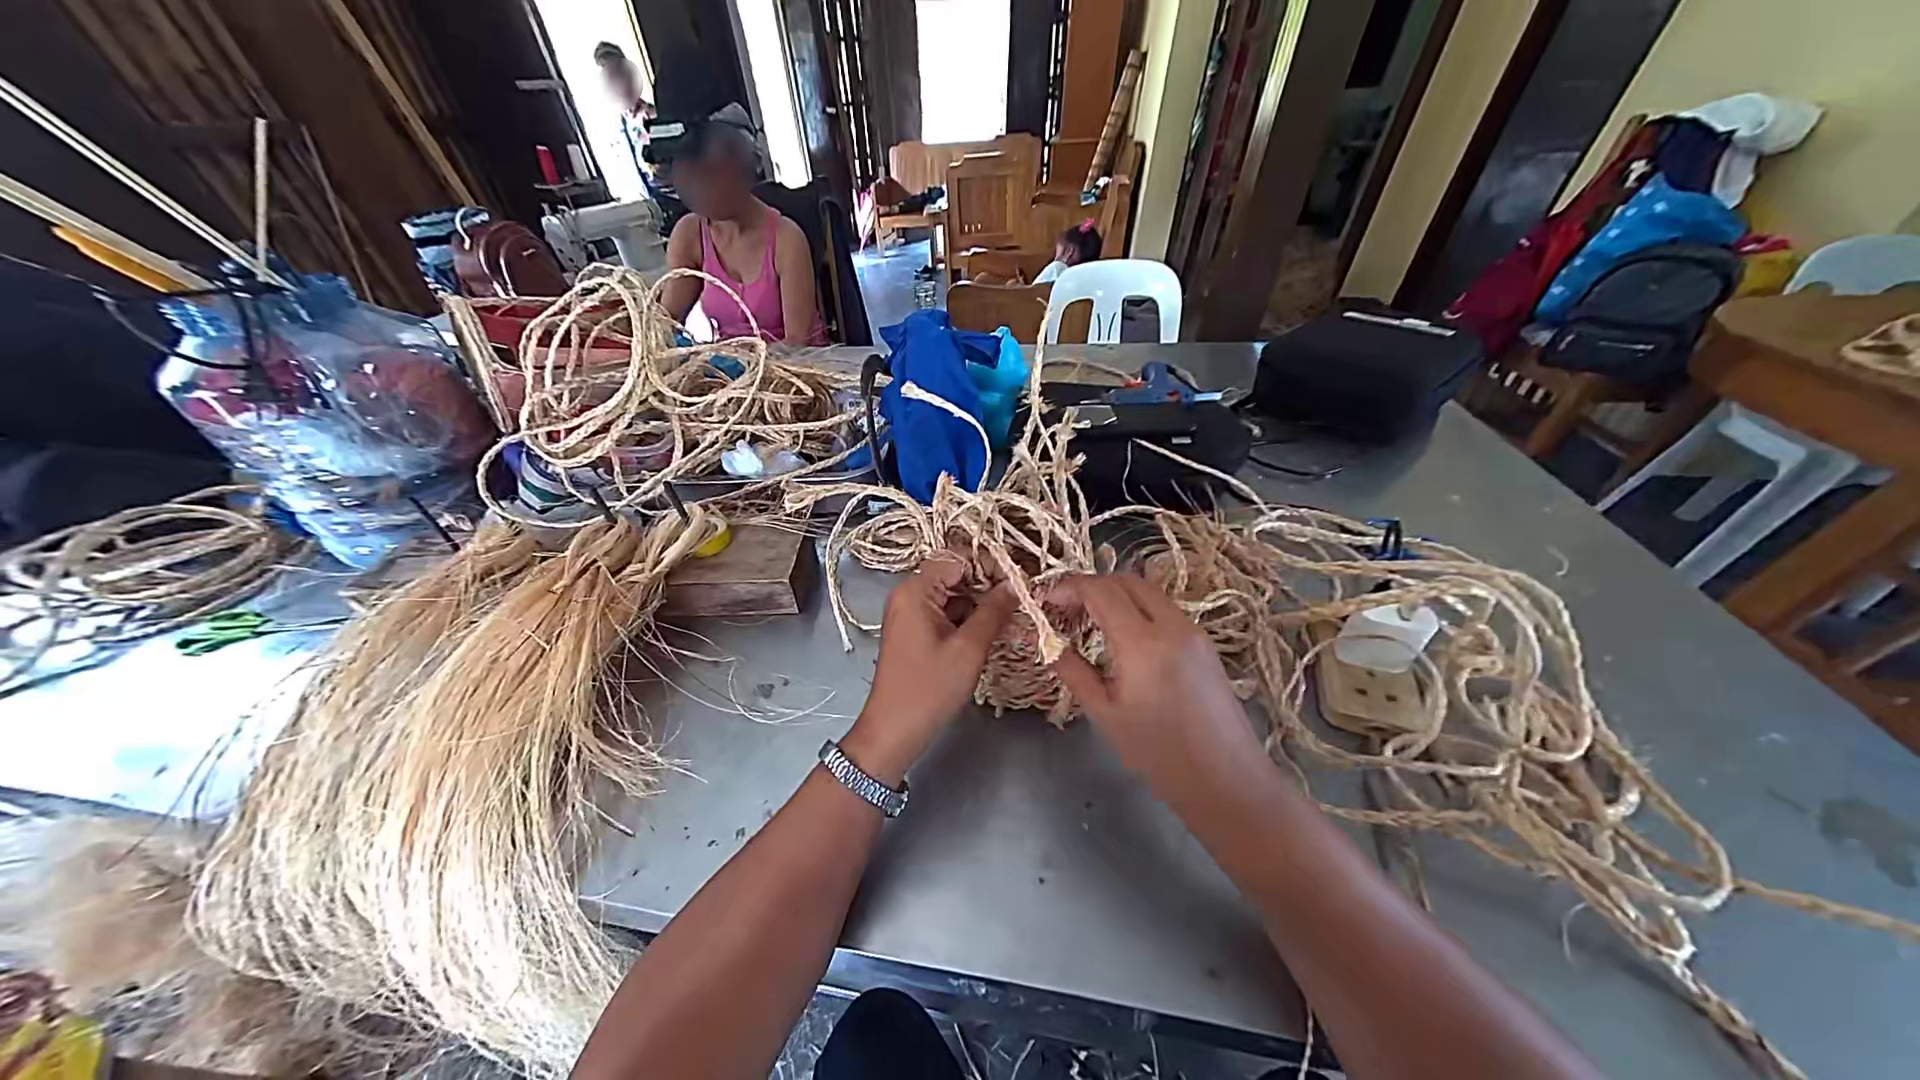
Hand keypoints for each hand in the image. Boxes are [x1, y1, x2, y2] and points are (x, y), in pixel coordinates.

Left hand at [843, 559, 1015, 784]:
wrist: (894, 731)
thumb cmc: (928, 689)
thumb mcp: (968, 649)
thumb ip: (994, 611)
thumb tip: (1016, 586)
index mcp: (915, 590)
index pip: (957, 557)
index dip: (990, 564)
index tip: (1020, 580)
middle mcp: (909, 594)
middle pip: (955, 572)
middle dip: (988, 583)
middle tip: (1022, 598)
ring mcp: (910, 612)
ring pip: (953, 593)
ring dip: (981, 601)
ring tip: (1013, 615)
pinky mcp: (915, 630)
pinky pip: (946, 611)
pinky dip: (969, 617)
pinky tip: (993, 629)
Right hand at [1047, 574, 1265, 804]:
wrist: (1228, 781)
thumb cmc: (1159, 755)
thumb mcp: (1105, 714)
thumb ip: (1073, 671)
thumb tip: (1048, 642)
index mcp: (1143, 643)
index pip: (1100, 590)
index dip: (1069, 587)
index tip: (1046, 599)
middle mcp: (1172, 625)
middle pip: (1125, 580)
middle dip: (1091, 586)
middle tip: (1066, 609)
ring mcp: (1193, 631)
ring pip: (1147, 591)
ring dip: (1115, 595)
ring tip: (1090, 622)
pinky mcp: (1204, 643)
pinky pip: (1164, 608)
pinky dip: (1137, 608)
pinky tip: (1122, 637)